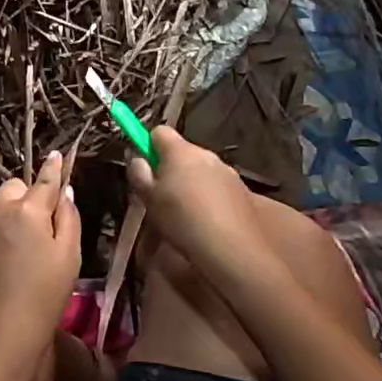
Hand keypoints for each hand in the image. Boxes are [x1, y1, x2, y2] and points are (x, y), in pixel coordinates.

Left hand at [0, 152, 80, 375]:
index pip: (44, 180)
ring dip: (6, 219)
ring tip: (17, 254)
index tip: (57, 157)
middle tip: (39, 228)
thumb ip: (68, 218)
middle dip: (26, 199)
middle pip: (13, 189)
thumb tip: (63, 192)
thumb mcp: (69, 258)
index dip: (53, 169)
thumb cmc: (42, 299)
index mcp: (27, 210)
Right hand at [126, 127, 278, 287]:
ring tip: (184, 212)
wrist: (231, 248)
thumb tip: (137, 160)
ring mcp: (228, 172)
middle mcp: (207, 155)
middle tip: (160, 195)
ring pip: (202, 170)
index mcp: (180, 151)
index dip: (148, 146)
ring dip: (191, 183)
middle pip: (182, 152)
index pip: (159, 132)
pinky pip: (218, 187)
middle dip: (171, 168)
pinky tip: (206, 220)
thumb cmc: (181, 219)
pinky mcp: (243, 192)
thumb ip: (139, 175)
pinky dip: (210, 197)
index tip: (143, 167)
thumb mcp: (149, 199)